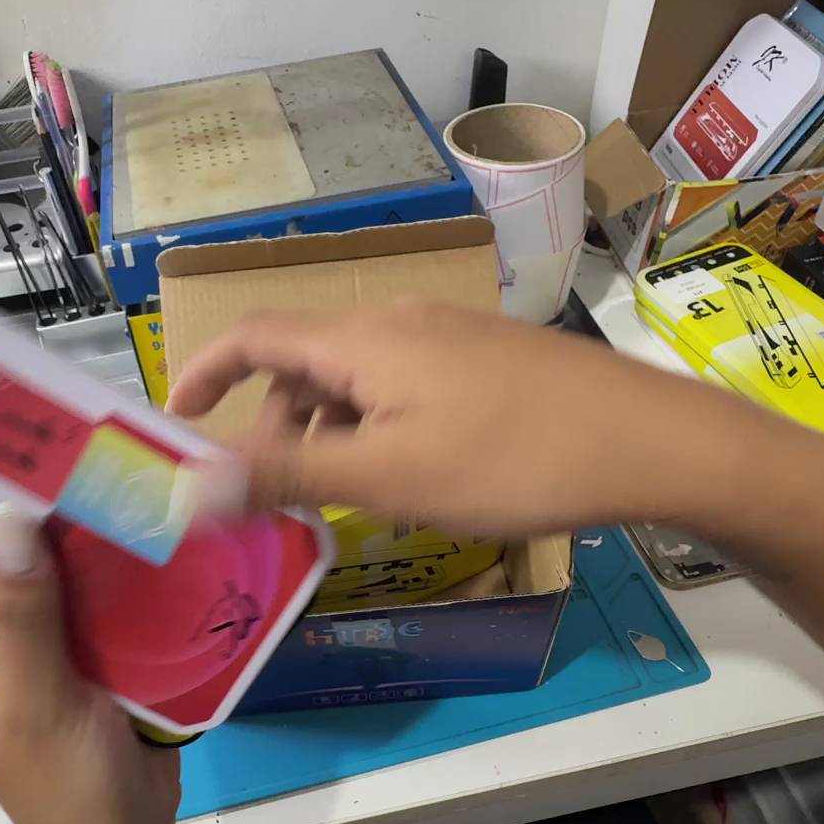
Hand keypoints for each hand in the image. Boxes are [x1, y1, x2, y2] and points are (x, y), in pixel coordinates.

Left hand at [0, 503, 181, 823]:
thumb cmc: (66, 789)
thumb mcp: (35, 703)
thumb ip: (22, 618)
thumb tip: (2, 522)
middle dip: (4, 523)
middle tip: (31, 451)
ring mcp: (55, 654)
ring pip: (51, 583)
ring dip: (66, 541)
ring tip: (89, 473)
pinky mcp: (104, 656)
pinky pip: (101, 601)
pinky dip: (113, 570)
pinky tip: (136, 529)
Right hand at [167, 298, 776, 536]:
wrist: (646, 442)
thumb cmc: (507, 460)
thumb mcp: (386, 477)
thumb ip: (285, 477)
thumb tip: (190, 486)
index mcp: (360, 341)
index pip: (253, 335)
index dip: (205, 371)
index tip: (177, 420)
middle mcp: (397, 322)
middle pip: (305, 367)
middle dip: (277, 431)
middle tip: (283, 501)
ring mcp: (446, 337)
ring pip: (356, 384)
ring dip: (332, 437)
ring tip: (352, 500)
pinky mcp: (482, 360)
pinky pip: (402, 390)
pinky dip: (378, 432)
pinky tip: (409, 477)